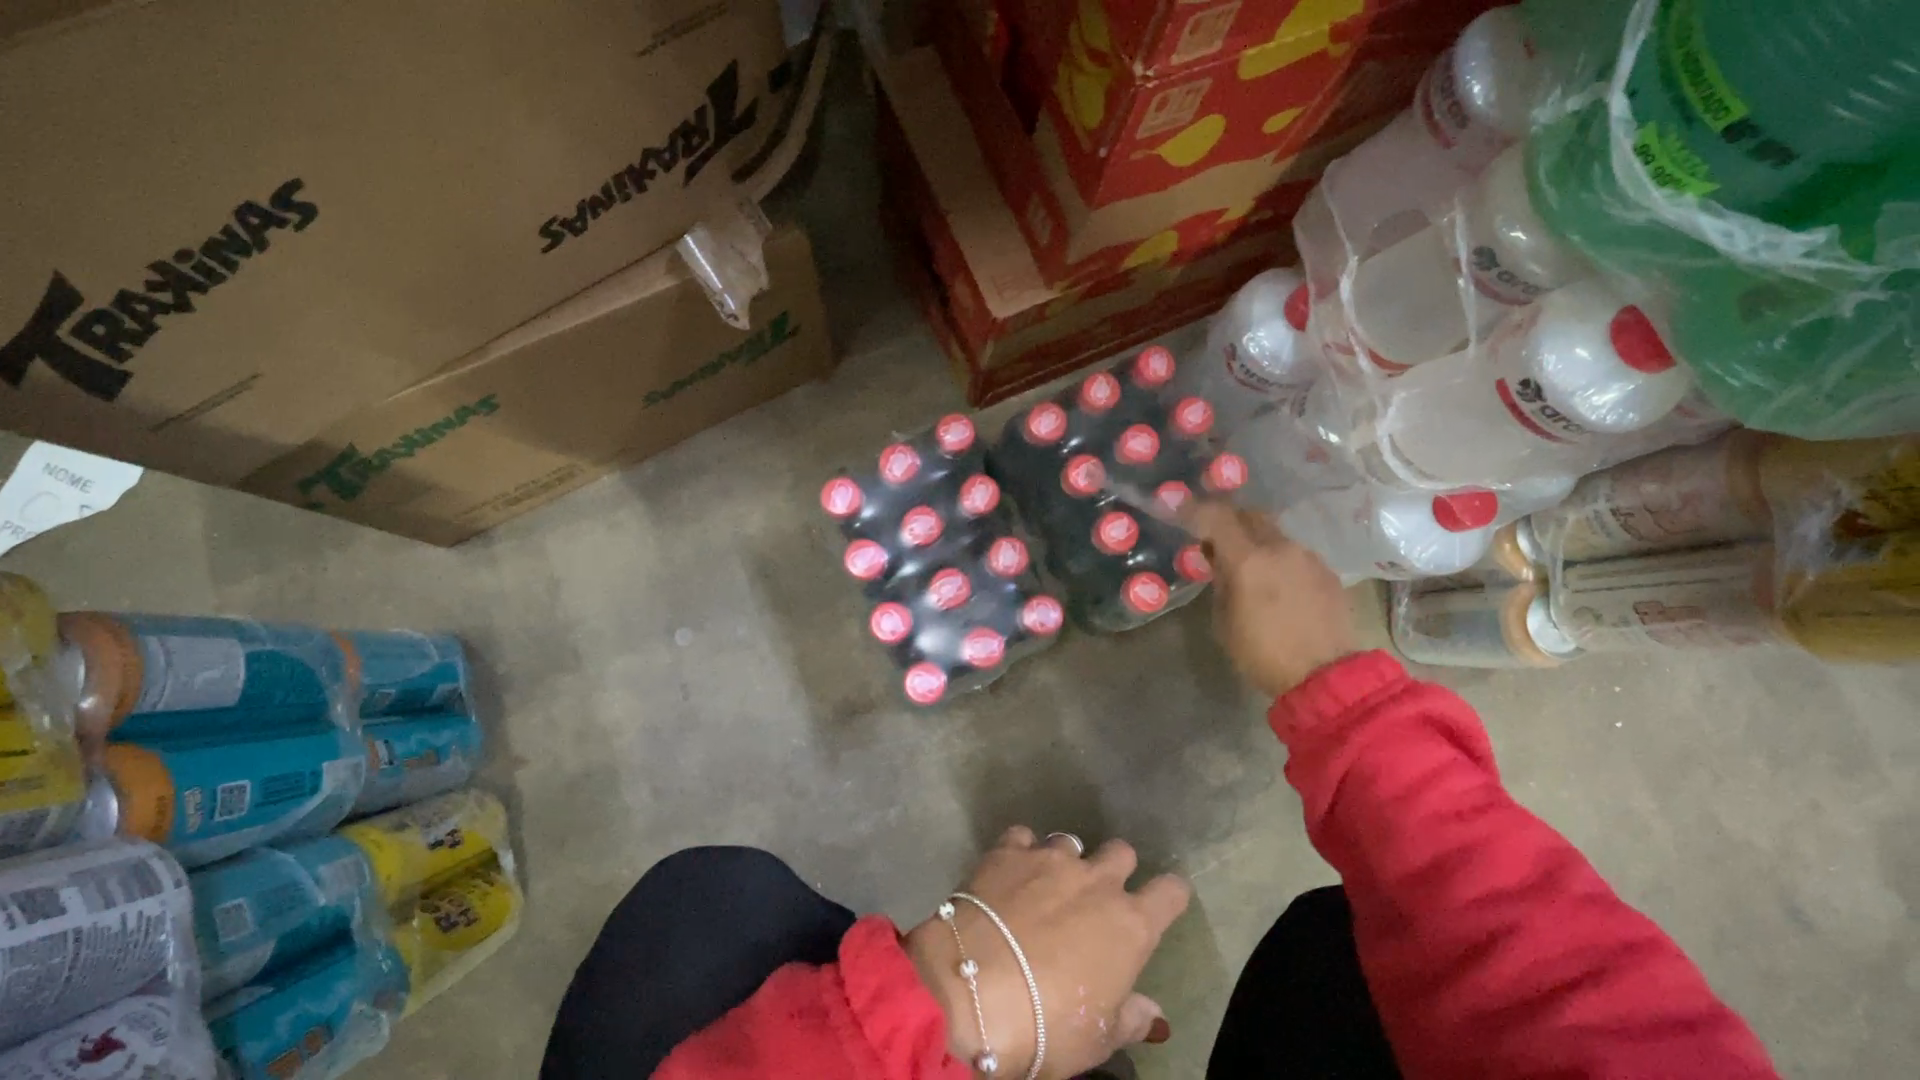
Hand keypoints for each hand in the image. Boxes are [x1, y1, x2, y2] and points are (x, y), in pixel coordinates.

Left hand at [904, 827, 1189, 1077]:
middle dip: (1114, 868)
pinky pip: (1021, 837)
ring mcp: (1050, 860)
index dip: (1169, 895)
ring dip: (1063, 861)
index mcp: (1130, 926)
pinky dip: (1019, 851)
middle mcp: (1096, 881)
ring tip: (1045, 885)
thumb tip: (1155, 1015)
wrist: (971, 990)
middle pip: (1121, 853)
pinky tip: (1008, 871)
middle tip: (1095, 896)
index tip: (1161, 903)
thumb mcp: (1097, 1039)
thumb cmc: (1046, 1024)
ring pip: (1070, 841)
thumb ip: (1131, 1019)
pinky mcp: (1007, 852)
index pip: (1171, 892)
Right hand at [1185, 502, 1356, 698]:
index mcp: (1248, 560)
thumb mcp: (1224, 621)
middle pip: (1250, 515)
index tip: (1181, 512)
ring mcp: (1308, 557)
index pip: (1217, 516)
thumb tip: (1218, 559)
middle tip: (1215, 537)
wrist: (1326, 675)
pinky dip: (1280, 558)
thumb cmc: (1263, 654)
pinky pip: (1295, 553)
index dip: (1196, 510)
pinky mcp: (1327, 570)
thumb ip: (1220, 581)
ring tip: (1249, 565)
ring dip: (1257, 541)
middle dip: (1229, 521)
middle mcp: (1280, 548)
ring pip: (1275, 533)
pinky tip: (1278, 583)